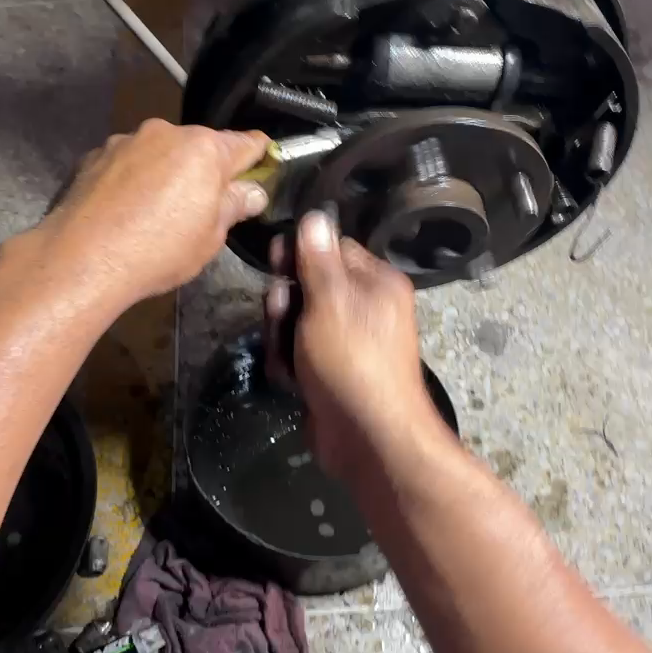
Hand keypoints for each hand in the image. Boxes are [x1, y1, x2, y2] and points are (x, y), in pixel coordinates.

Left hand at [21, 119, 268, 307]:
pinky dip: (133, 180)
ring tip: (155, 214)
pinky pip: (127, 163)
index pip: (247, 143)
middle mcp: (166, 133)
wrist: (82, 258)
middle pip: (200, 147)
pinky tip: (125, 212)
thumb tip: (253, 192)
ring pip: (160, 153)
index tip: (263, 171)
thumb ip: (234, 207)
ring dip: (166, 174)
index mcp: (204, 149)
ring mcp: (126, 141)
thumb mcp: (210, 238)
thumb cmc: (159, 251)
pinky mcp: (94, 156)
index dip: (260, 159)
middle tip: (203, 208)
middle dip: (206, 171)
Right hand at [265, 210, 453, 481]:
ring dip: (282, 339)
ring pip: (296, 323)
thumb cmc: (353, 360)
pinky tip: (292, 382)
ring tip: (288, 359)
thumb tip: (315, 214)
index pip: (331, 248)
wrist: (368, 438)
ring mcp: (346, 344)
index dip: (300, 254)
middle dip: (285, 303)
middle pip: (307, 287)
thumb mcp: (332, 301)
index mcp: (376, 283)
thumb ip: (318, 258)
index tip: (276, 262)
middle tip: (281, 318)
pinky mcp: (329, 373)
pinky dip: (290, 367)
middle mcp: (364, 309)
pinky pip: (298, 355)